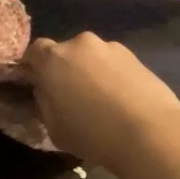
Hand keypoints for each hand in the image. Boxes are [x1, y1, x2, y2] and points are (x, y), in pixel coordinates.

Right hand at [19, 33, 179, 171]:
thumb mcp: (53, 127)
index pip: (33, 52)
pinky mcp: (135, 56)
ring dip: (89, 73)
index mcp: (53, 59)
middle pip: (65, 52)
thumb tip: (45, 91)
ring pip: (90, 57)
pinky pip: (112, 64)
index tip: (35, 85)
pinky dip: (110, 77)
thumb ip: (44, 103)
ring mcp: (110, 47)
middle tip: (68, 97)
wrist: (147, 131)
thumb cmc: (90, 134)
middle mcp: (80, 44)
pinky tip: (118, 101)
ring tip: (98, 102)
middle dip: (63, 70)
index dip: (33, 67)